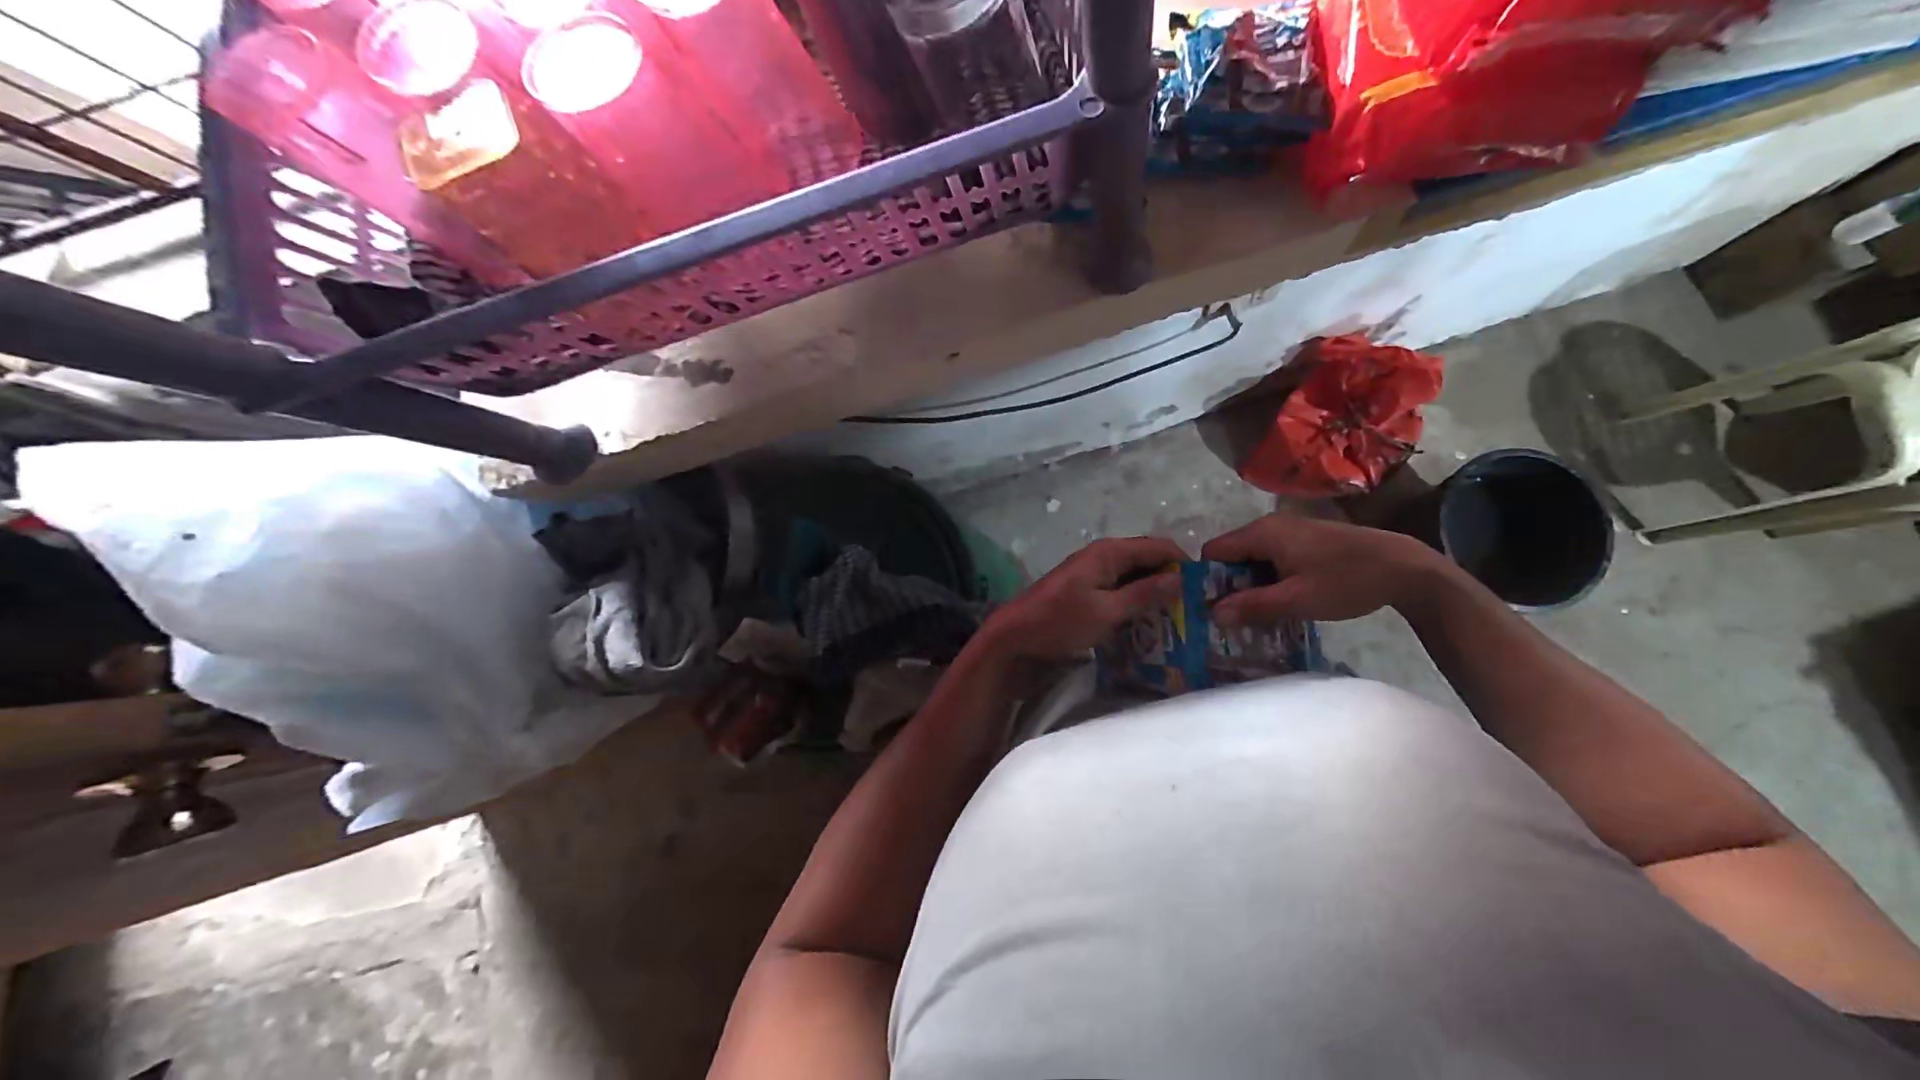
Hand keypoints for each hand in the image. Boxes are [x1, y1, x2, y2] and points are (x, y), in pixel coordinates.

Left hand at [978, 537, 1185, 659]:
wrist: (1014, 638)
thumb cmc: (1060, 622)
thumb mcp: (1107, 612)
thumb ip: (1144, 594)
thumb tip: (1180, 578)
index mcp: (1109, 552)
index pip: (1159, 547)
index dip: (1184, 564)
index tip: (1205, 589)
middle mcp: (1103, 556)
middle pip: (1148, 560)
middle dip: (1171, 580)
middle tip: (1196, 609)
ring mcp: (1093, 573)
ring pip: (1135, 576)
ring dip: (1154, 593)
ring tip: (1179, 619)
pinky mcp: (1086, 591)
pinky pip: (1120, 589)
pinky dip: (1135, 601)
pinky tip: (1148, 623)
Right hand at [1200, 514, 1452, 624]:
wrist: (1406, 568)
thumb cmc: (1346, 581)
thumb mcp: (1296, 600)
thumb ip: (1252, 606)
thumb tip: (1212, 614)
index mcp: (1262, 534)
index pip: (1213, 552)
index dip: (1207, 580)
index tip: (1211, 609)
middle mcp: (1270, 526)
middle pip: (1231, 556)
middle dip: (1229, 587)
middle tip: (1233, 619)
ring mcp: (1290, 532)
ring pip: (1253, 560)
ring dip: (1251, 587)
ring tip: (1256, 616)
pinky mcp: (1306, 541)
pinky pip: (1273, 560)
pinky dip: (1270, 581)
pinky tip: (1282, 603)